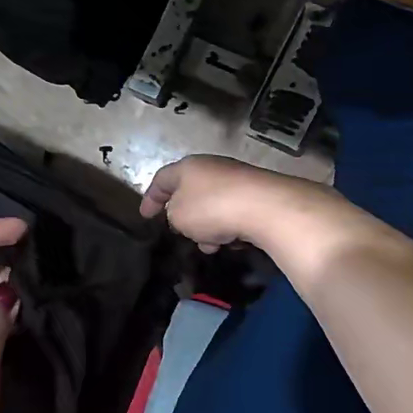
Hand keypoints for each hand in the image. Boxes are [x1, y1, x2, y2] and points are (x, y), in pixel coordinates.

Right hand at [141, 154, 326, 252]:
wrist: (268, 208)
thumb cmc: (212, 209)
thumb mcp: (177, 216)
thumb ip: (172, 215)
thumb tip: (184, 216)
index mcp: (187, 167)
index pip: (160, 180)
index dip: (150, 199)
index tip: (145, 216)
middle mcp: (212, 168)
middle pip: (189, 192)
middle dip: (184, 217)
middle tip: (183, 235)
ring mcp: (238, 179)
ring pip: (213, 205)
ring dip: (208, 226)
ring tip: (213, 245)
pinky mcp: (260, 193)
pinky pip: (234, 211)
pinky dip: (229, 226)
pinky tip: (234, 242)